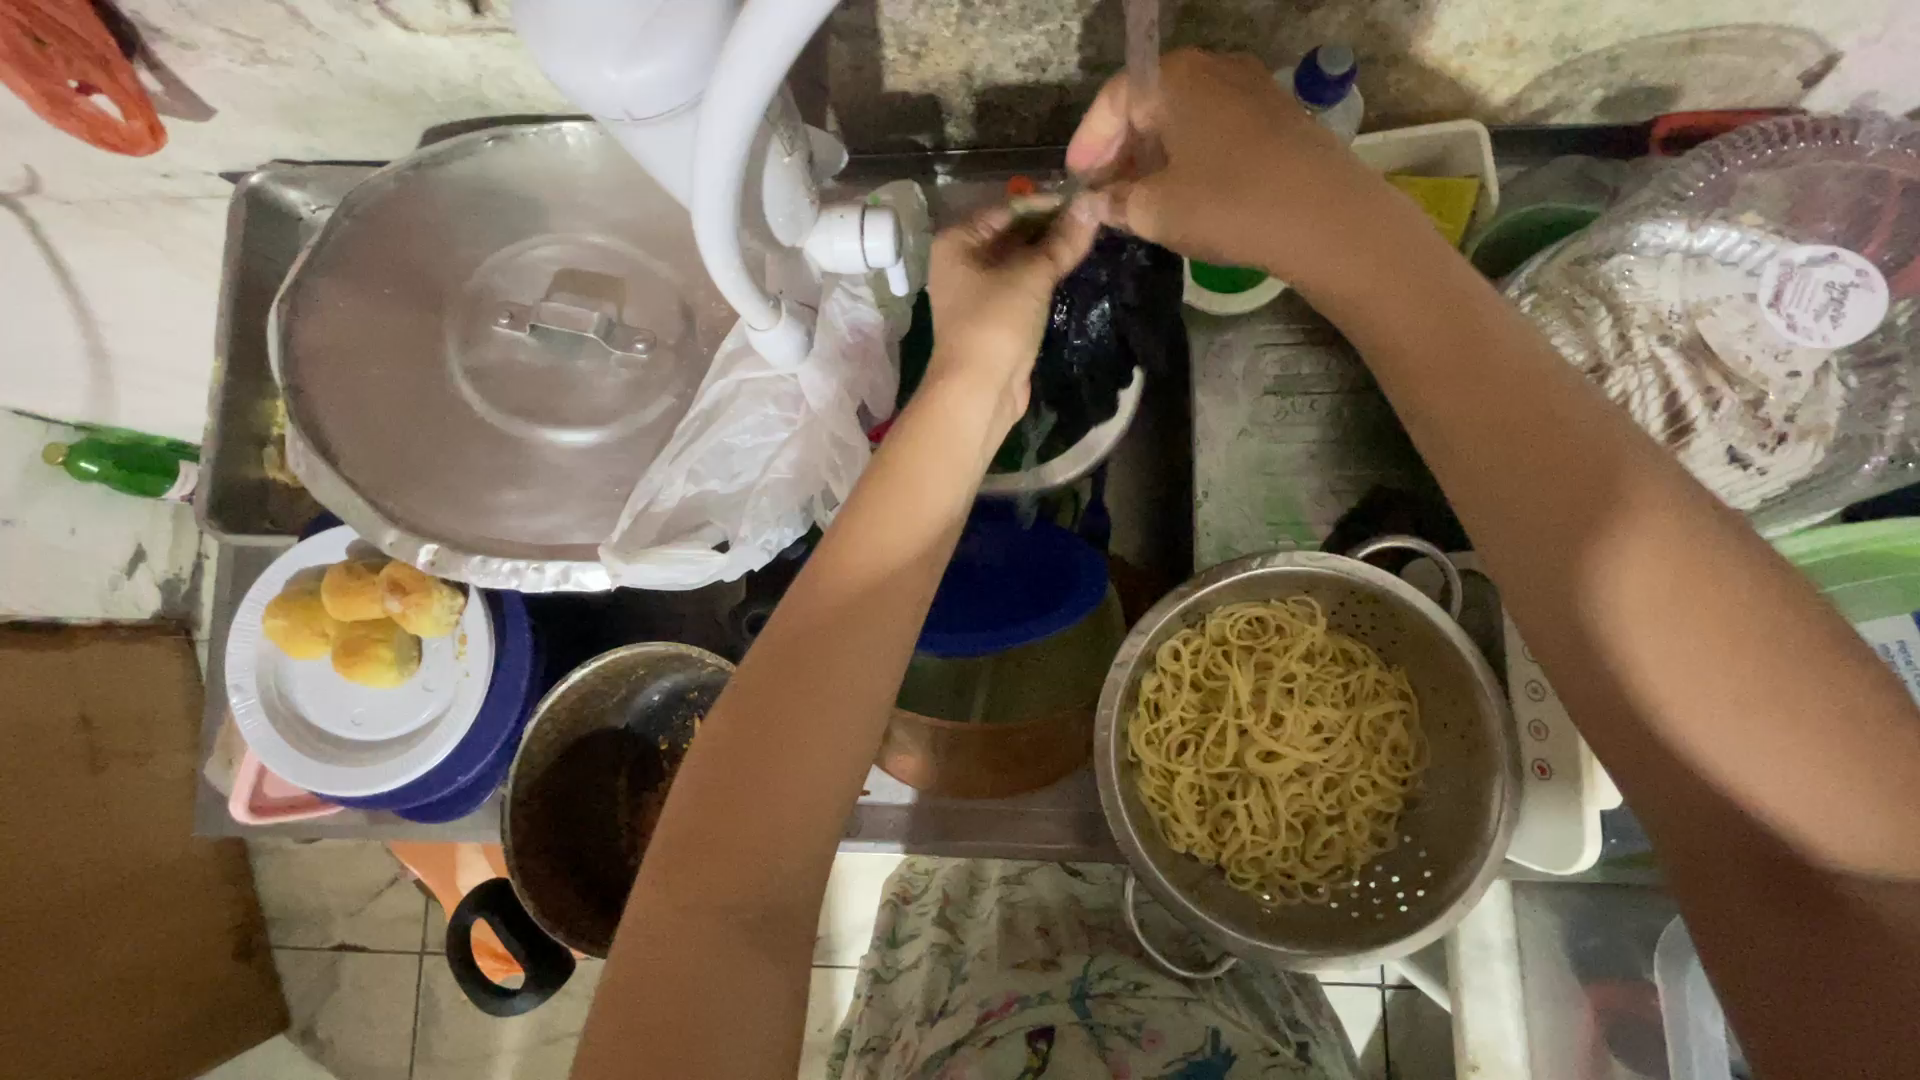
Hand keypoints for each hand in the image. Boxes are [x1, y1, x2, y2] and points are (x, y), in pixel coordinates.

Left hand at [922, 203, 1097, 435]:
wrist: (978, 391)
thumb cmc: (996, 323)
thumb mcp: (1032, 276)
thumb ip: (1063, 241)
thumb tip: (1093, 204)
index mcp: (958, 241)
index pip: (1007, 208)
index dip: (1046, 204)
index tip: (1086, 201)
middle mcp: (962, 263)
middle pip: (1011, 235)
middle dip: (1050, 229)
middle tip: (1094, 221)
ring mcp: (976, 293)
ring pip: (1018, 264)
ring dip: (1049, 256)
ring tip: (1090, 242)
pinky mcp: (993, 319)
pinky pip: (1021, 289)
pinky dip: (1043, 281)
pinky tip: (1072, 273)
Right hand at [1066, 49, 1395, 285]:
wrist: (1323, 216)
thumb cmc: (1226, 204)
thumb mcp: (1155, 210)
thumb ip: (1115, 202)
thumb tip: (1095, 201)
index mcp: (1174, 79)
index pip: (1115, 99)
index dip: (1088, 142)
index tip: (1076, 179)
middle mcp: (1213, 69)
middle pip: (1150, 103)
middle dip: (1121, 148)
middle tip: (1103, 191)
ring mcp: (1250, 89)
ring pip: (1184, 117)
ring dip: (1155, 154)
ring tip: (1139, 197)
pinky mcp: (1276, 117)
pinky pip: (1215, 129)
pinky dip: (1189, 155)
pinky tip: (1184, 192)